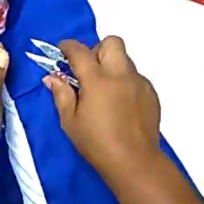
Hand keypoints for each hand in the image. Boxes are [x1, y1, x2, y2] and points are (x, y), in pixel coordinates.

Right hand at [44, 36, 161, 180]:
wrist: (134, 161)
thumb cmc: (96, 143)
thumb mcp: (70, 121)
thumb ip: (61, 94)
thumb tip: (52, 77)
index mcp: (97, 80)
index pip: (80, 51)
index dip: (69, 46)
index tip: (63, 49)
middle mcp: (121, 75)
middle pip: (112, 42)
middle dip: (97, 49)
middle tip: (88, 69)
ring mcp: (139, 83)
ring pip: (125, 60)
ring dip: (112, 66)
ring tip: (104, 91)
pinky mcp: (151, 93)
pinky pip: (136, 78)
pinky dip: (125, 83)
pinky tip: (119, 105)